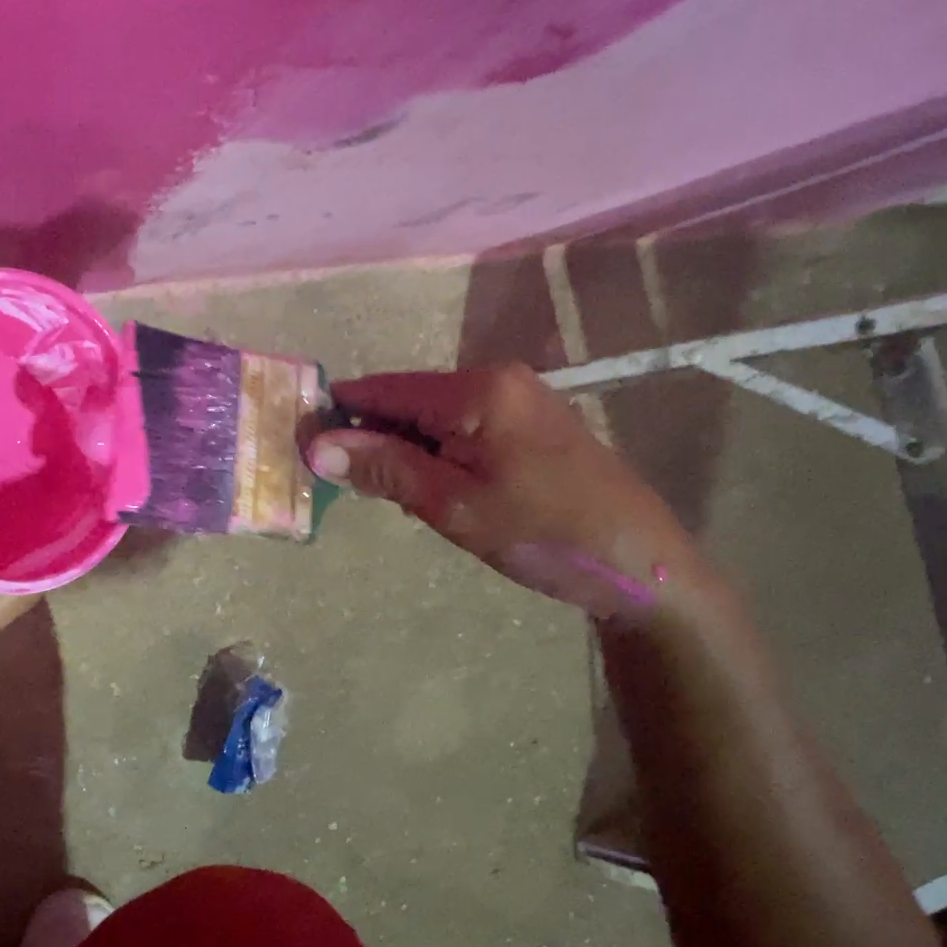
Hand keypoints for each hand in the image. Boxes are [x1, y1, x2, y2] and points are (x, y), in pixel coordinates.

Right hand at [307, 365, 707, 617]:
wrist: (644, 567)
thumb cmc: (544, 533)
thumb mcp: (451, 505)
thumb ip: (383, 468)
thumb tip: (314, 445)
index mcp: (476, 389)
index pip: (380, 389)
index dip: (337, 416)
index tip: (302, 450)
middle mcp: (496, 379)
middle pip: (405, 400)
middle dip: (371, 438)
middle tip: (348, 488)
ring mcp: (518, 399)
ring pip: (431, 417)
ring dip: (402, 451)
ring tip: (390, 497)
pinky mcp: (530, 424)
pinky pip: (461, 427)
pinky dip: (435, 454)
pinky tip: (433, 491)